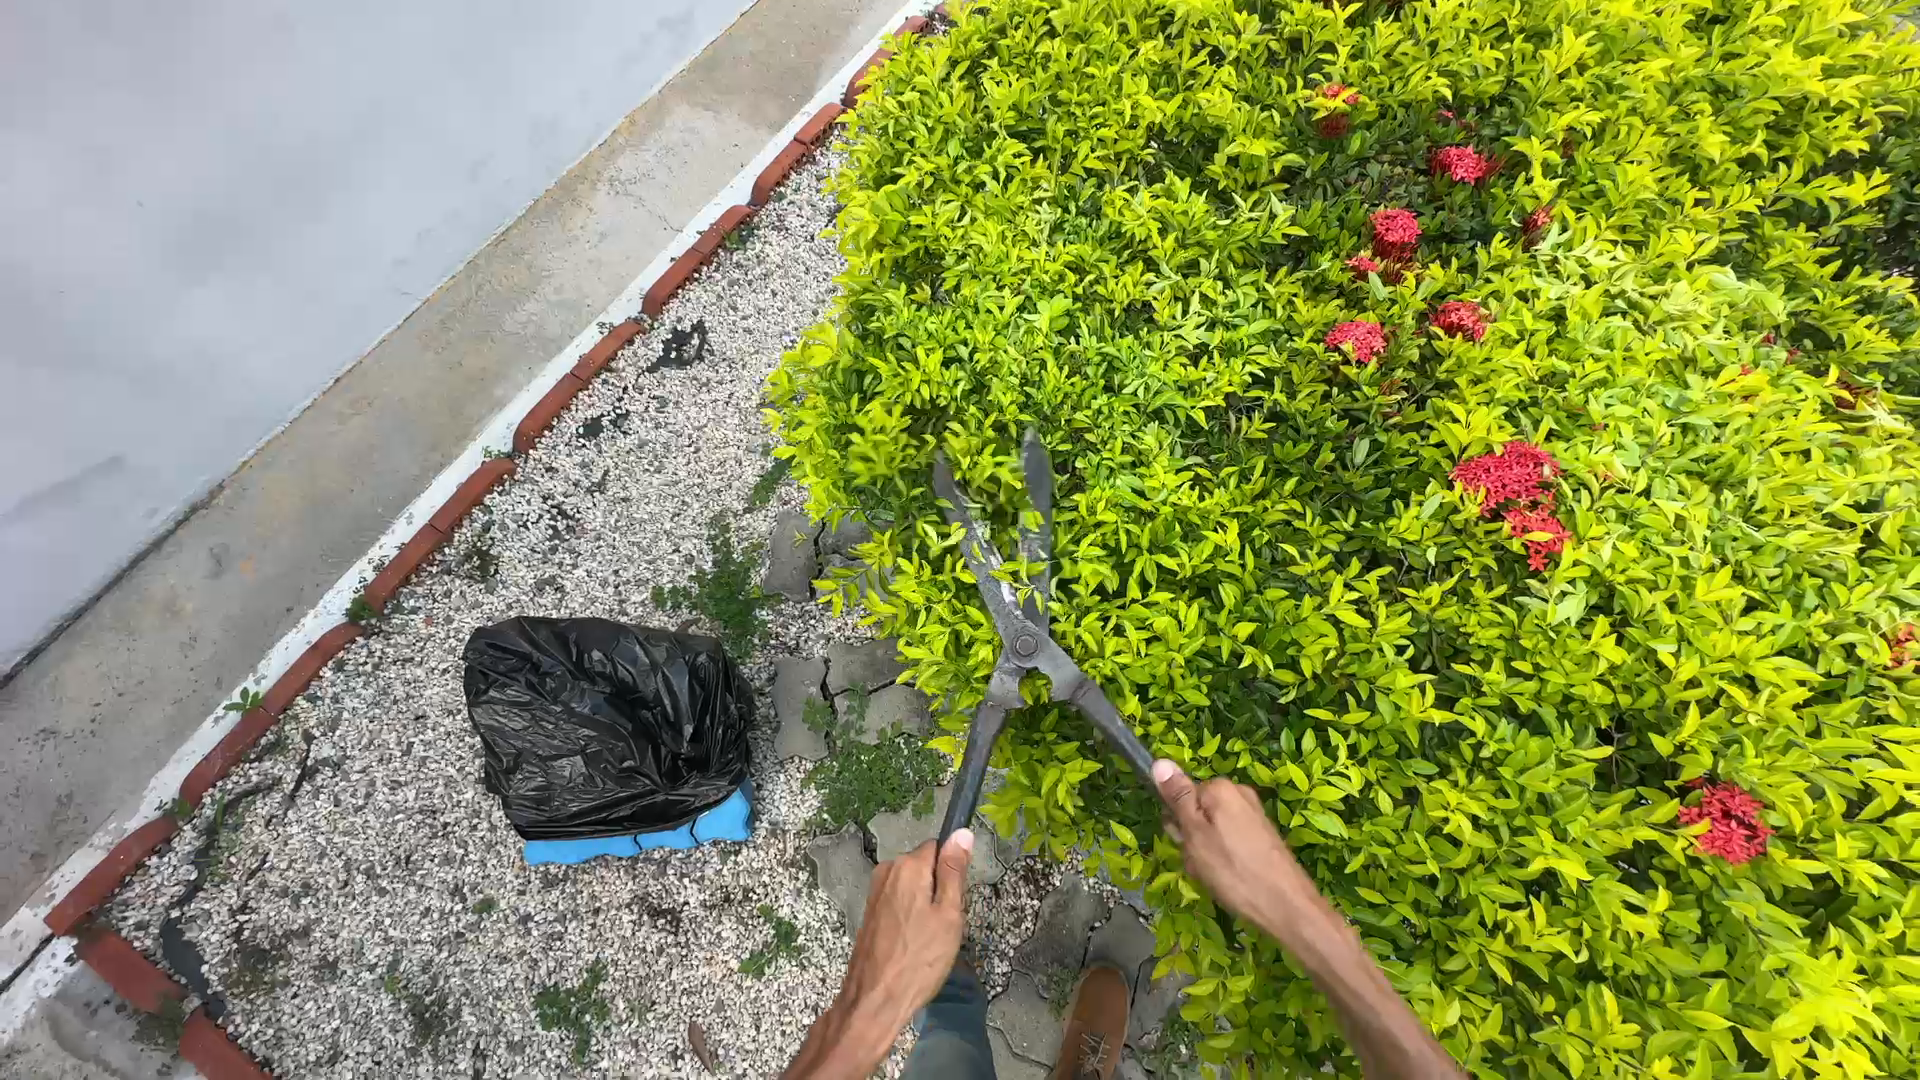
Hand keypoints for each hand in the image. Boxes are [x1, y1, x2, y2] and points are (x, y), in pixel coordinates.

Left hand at [784, 830, 973, 1078]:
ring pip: (912, 885)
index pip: (938, 847)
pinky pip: (898, 900)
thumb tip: (961, 832)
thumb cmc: (919, 959)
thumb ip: (954, 871)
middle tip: (943, 924)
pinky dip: (908, 916)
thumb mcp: (948, 914)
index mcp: (908, 866)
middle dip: (937, 888)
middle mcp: (888, 870)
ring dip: (923, 904)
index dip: (951, 872)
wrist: (874, 1000)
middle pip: (924, 866)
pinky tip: (911, 944)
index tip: (952, 901)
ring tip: (927, 939)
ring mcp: (875, 890)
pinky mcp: (870, 910)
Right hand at [1152, 759, 1321, 943]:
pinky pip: (1230, 839)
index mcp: (1220, 788)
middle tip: (1199, 863)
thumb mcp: (1196, 834)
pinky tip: (1229, 878)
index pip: (1180, 795)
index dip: (1177, 822)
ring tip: (1215, 875)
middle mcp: (1239, 793)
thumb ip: (1178, 798)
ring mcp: (1253, 814)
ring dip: (1206, 851)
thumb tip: (1160, 762)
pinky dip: (1225, 857)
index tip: (1184, 844)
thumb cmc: (1233, 871)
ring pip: (1212, 828)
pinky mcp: (1263, 835)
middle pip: (1197, 810)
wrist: (1288, 908)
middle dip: (1192, 837)